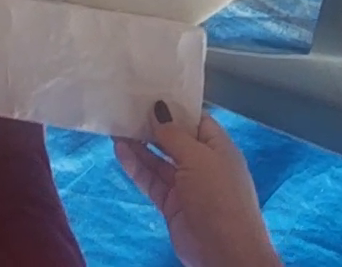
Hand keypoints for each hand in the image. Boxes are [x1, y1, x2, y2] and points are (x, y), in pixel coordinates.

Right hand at [115, 103, 281, 266]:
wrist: (226, 255)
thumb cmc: (218, 197)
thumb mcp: (197, 158)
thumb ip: (173, 133)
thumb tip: (158, 108)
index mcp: (218, 148)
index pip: (194, 119)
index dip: (173, 106)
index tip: (148, 91)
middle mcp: (203, 164)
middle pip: (173, 138)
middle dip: (152, 124)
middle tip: (125, 106)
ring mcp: (186, 185)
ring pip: (158, 159)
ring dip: (139, 144)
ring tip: (116, 126)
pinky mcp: (171, 203)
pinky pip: (151, 179)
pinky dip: (136, 166)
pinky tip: (120, 151)